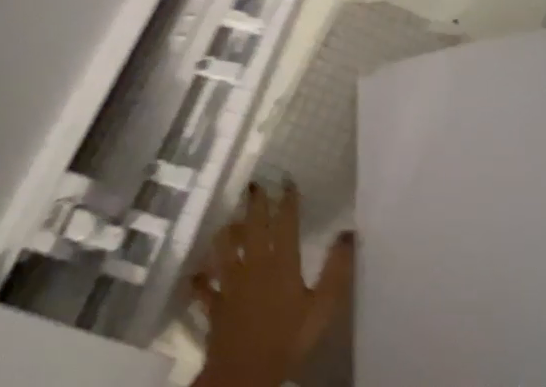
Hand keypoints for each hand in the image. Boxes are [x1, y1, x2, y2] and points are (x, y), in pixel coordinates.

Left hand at [190, 182, 354, 386]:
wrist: (244, 372)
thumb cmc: (288, 338)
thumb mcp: (322, 307)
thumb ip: (336, 270)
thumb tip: (347, 233)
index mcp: (281, 262)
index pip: (285, 222)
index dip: (286, 200)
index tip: (287, 179)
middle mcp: (253, 264)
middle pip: (252, 227)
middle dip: (254, 204)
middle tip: (255, 185)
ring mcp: (230, 283)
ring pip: (224, 249)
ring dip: (227, 232)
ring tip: (230, 220)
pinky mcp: (215, 304)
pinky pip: (205, 287)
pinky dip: (201, 279)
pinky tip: (198, 273)